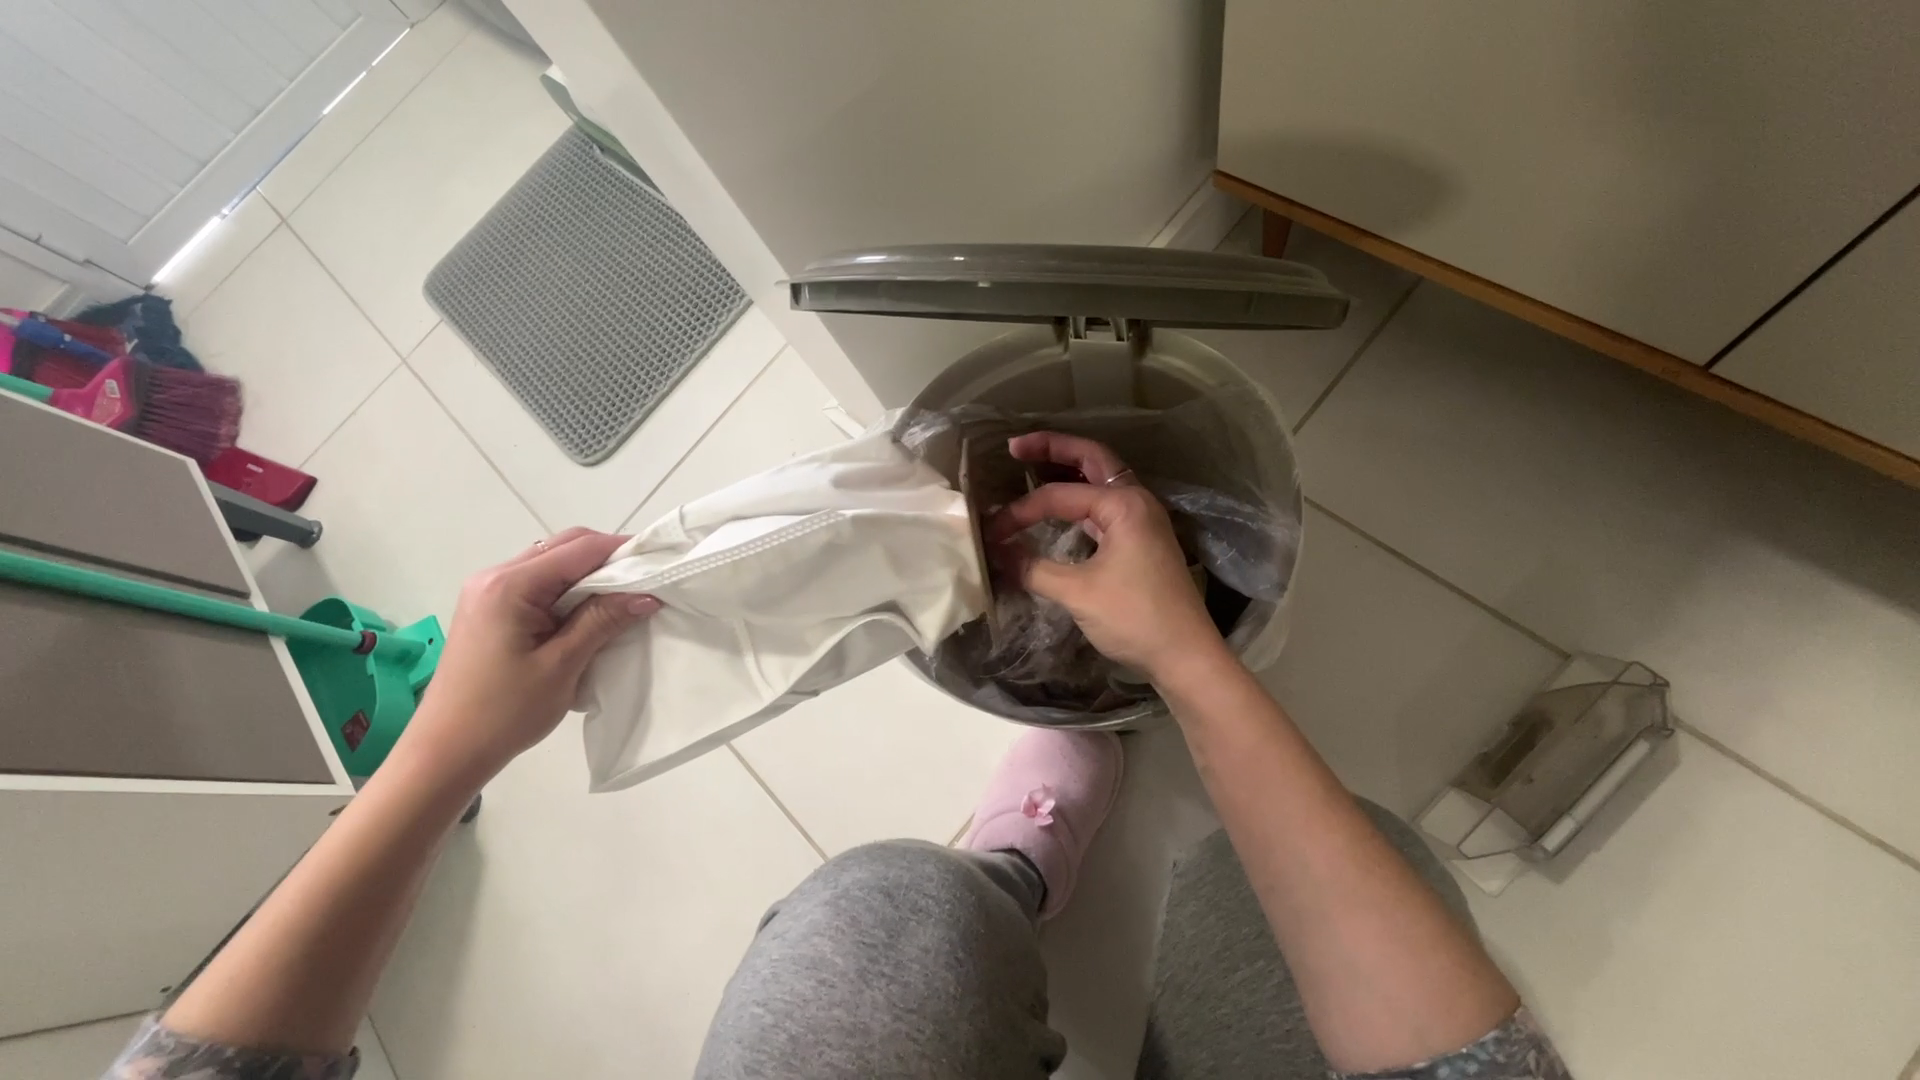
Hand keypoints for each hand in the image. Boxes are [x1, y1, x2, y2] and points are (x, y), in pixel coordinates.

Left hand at [398, 528, 658, 784]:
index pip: (579, 549)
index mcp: (510, 585)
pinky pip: (539, 583)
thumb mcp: (562, 665)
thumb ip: (602, 621)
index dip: (623, 550)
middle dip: (608, 558)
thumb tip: (646, 595)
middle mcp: (495, 577)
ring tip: (624, 597)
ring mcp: (488, 592)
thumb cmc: (504, 712)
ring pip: (552, 563)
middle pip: (563, 547)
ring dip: (590, 574)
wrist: (446, 751)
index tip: (660, 563)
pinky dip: (569, 589)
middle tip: (646, 580)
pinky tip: (590, 611)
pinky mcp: (489, 609)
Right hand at [994, 433, 1226, 680]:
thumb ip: (1033, 568)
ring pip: (1102, 480)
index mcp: (1124, 504)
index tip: (992, 532)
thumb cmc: (1135, 617)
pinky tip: (1061, 509)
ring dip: (1070, 470)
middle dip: (1053, 449)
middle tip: (1015, 446)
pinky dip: (1080, 499)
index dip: (1020, 511)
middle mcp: (1137, 500)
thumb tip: (996, 554)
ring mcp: (1143, 520)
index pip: (1059, 495)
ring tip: (1034, 465)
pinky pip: (1106, 505)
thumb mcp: (1077, 593)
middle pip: (1092, 459)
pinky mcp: (1141, 540)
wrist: (1184, 655)